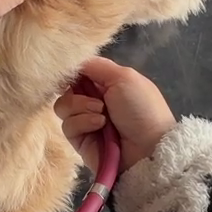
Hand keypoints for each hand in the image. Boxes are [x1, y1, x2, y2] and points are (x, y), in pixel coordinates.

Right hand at [54, 57, 176, 174]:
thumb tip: (72, 62)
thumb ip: (95, 65)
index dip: (72, 70)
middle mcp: (94, 100)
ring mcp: (86, 120)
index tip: (70, 71)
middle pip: (67, 88)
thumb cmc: (141, 108)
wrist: (149, 149)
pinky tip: (100, 126)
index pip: (80, 71)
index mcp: (107, 83)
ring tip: (101, 114)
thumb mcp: (124, 77)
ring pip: (63, 106)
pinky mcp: (80, 140)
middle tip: (95, 98)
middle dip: (76, 90)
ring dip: (81, 107)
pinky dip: (83, 122)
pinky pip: (68, 125)